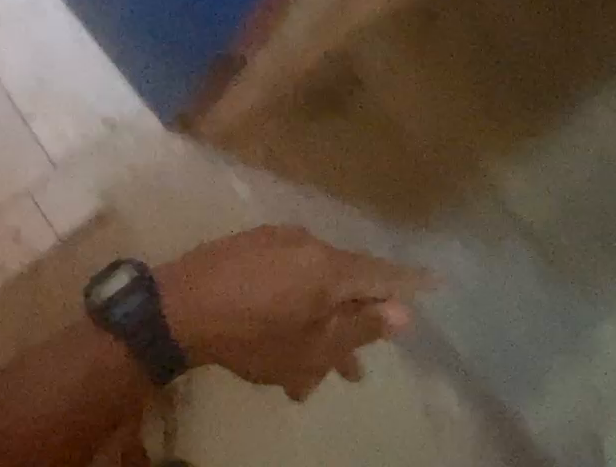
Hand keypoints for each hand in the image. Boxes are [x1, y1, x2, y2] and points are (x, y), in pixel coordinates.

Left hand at [153, 225, 434, 399]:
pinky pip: (284, 277)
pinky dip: (290, 310)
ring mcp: (272, 241)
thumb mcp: (312, 346)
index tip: (437, 282)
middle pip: (342, 283)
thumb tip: (402, 312)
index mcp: (326, 265)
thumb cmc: (251, 333)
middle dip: (347, 328)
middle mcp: (303, 242)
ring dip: (313, 328)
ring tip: (307, 374)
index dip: (410, 282)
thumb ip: (359, 326)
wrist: (178, 306)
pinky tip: (278, 344)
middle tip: (351, 371)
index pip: (380, 272)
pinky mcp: (247, 246)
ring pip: (310, 286)